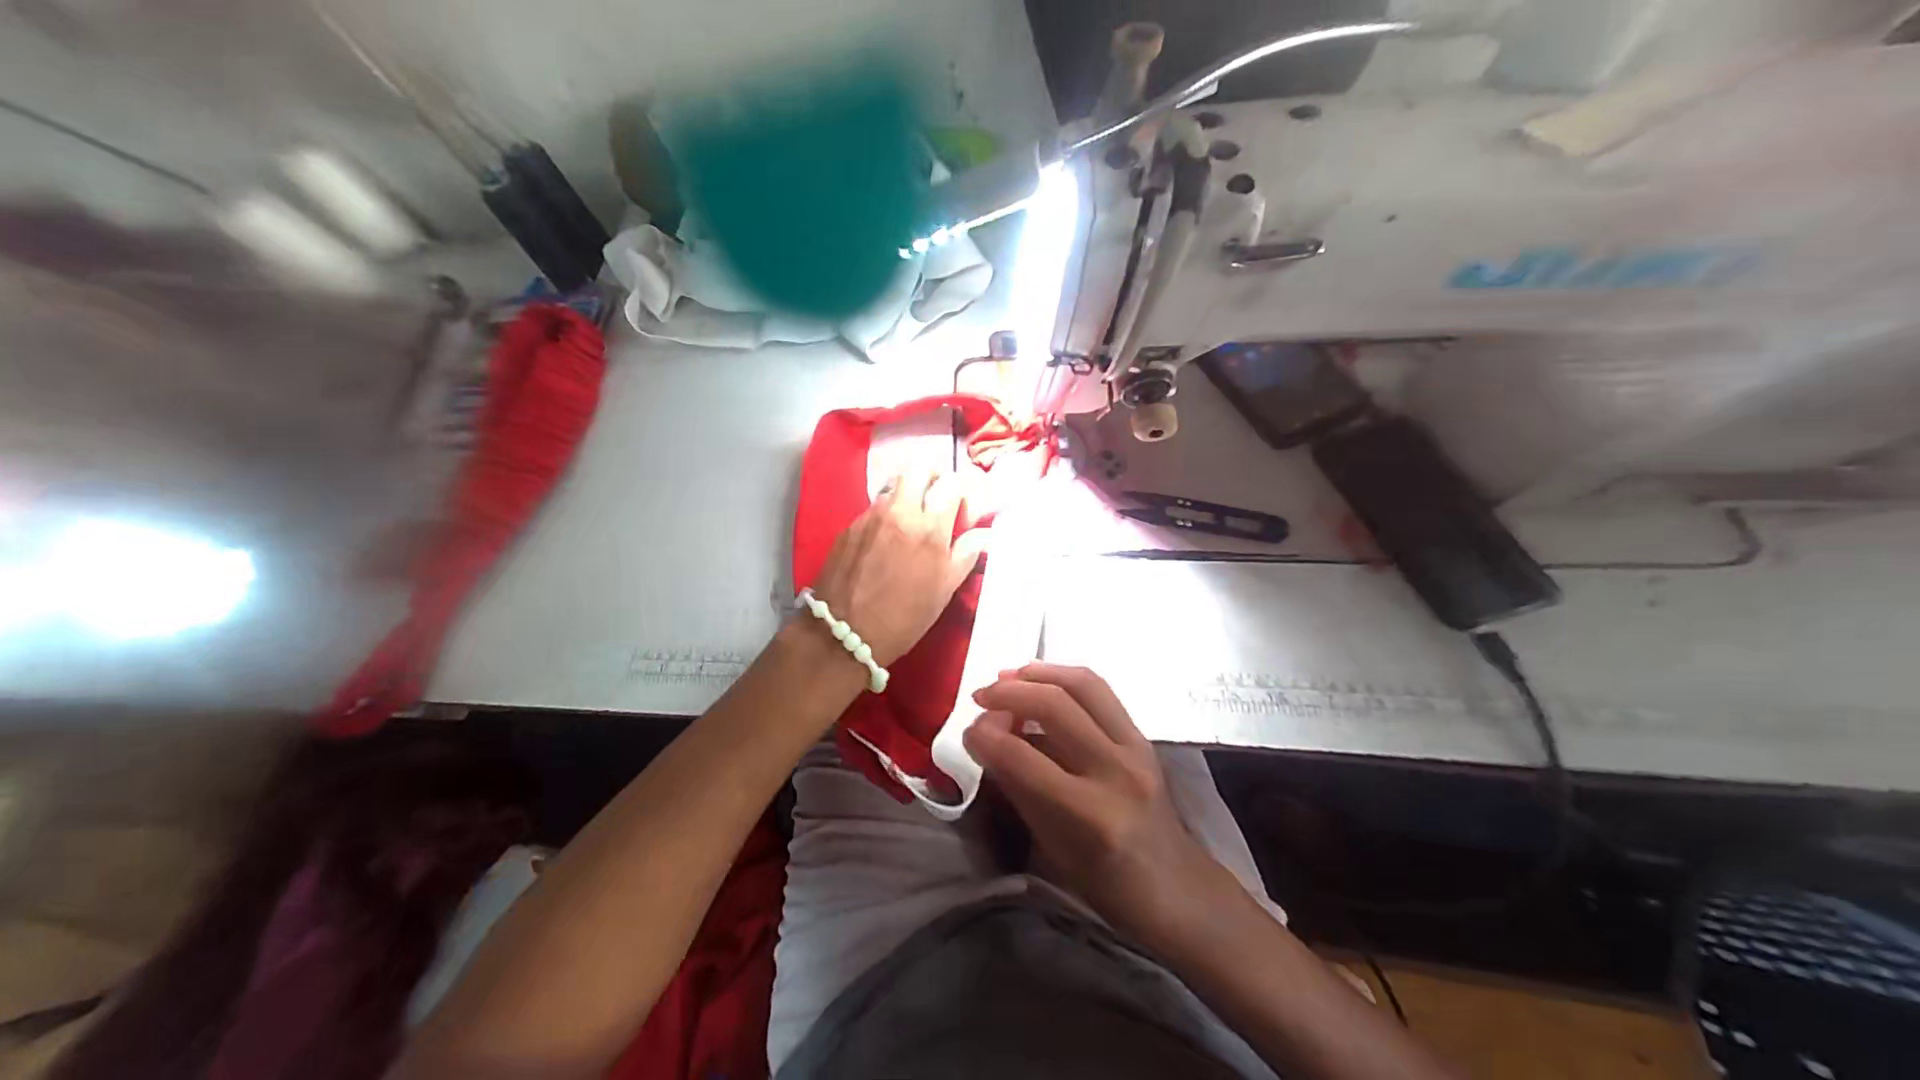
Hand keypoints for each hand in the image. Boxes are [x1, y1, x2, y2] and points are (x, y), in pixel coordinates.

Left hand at [808, 471, 986, 667]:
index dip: (961, 496)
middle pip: (918, 469)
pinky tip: (886, 542)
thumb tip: (983, 533)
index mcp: (929, 528)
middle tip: (937, 501)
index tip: (961, 516)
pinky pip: (874, 508)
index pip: (953, 484)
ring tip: (911, 523)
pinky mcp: (849, 527)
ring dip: (908, 495)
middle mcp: (899, 513)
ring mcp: (870, 517)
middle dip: (932, 478)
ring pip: (894, 486)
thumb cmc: (903, 618)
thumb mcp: (943, 590)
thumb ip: (965, 554)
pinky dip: (886, 515)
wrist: (842, 634)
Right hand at [966, 663, 1241, 947]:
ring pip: (1083, 685)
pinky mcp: (1143, 737)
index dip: (986, 738)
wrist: (1173, 886)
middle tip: (981, 697)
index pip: (1023, 759)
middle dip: (1009, 693)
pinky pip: (1100, 692)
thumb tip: (984, 738)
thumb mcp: (1049, 845)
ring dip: (1039, 674)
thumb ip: (1018, 786)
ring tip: (1008, 677)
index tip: (968, 730)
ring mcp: (1136, 749)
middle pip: (1055, 706)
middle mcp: (1116, 772)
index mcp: (1090, 814)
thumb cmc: (1105, 883)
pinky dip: (1064, 679)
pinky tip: (1041, 682)